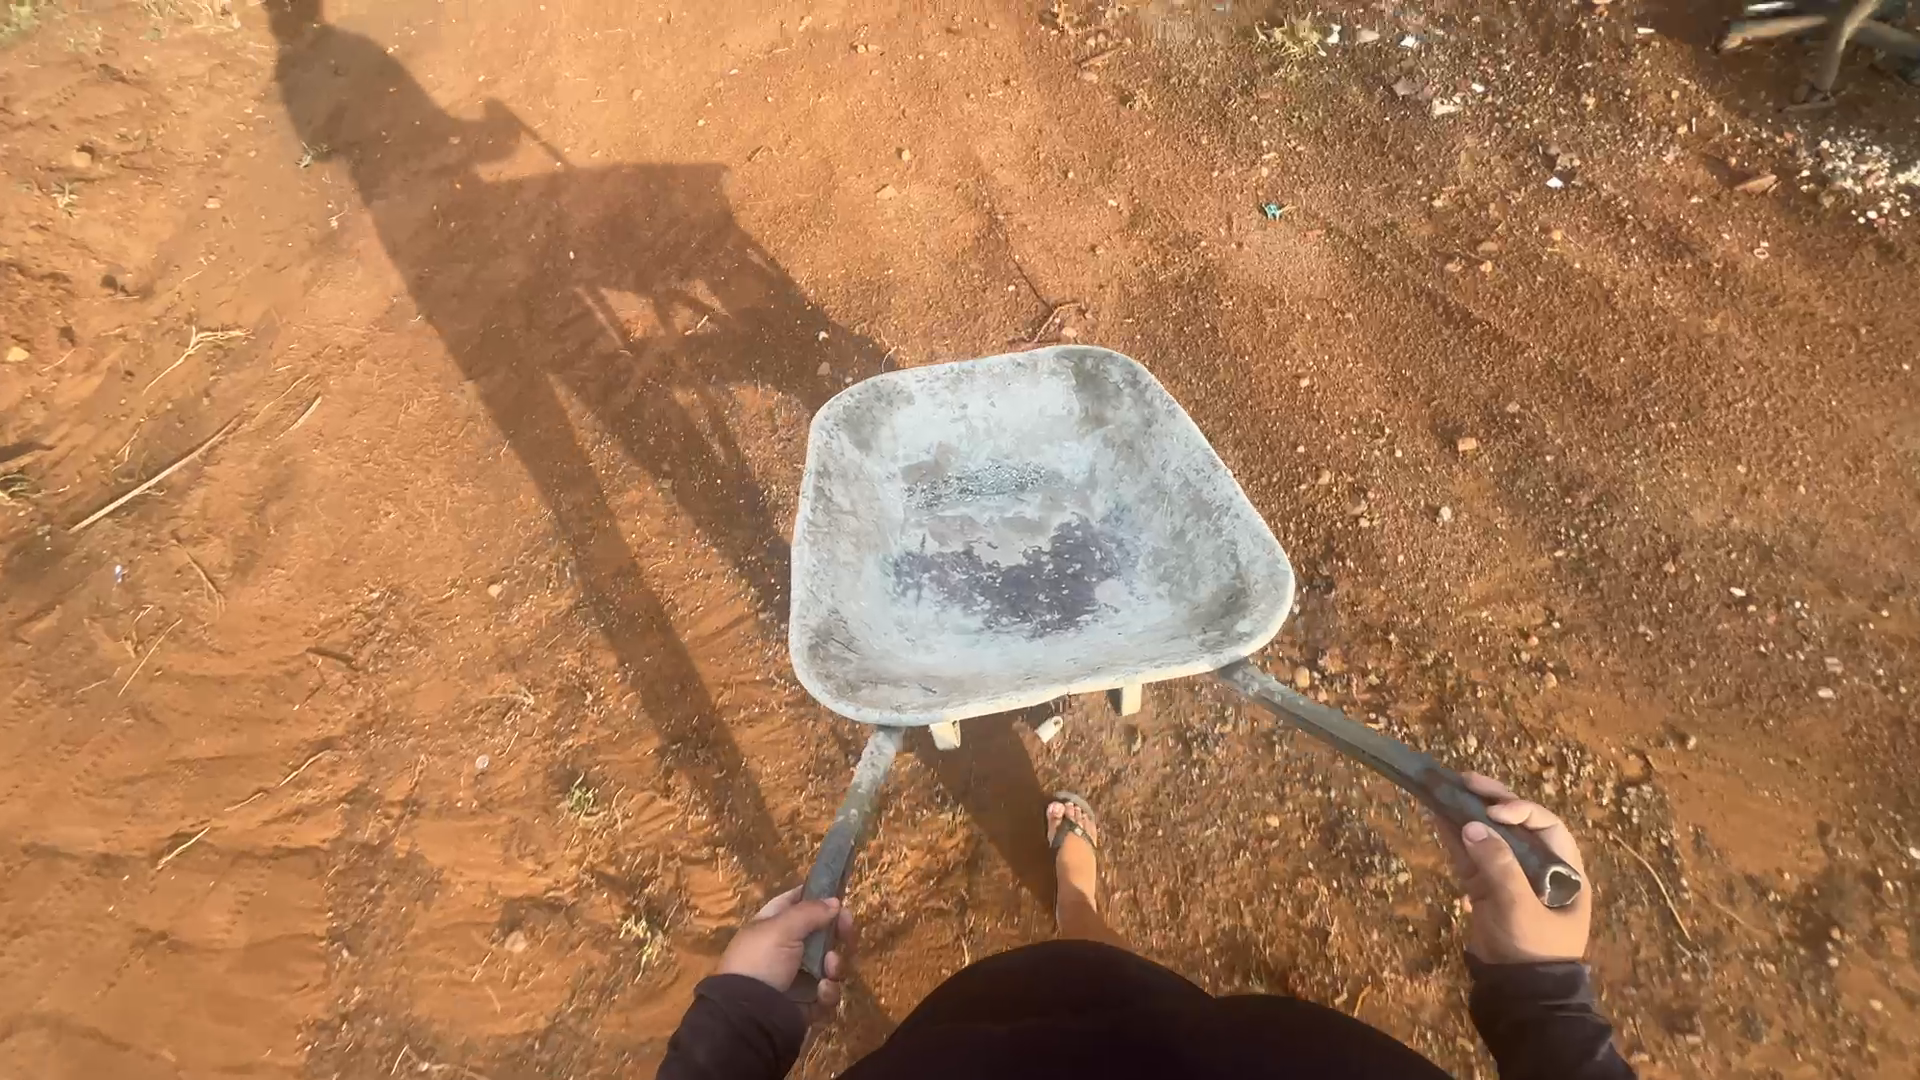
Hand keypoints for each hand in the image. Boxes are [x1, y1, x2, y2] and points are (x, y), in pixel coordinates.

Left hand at [716, 886, 853, 1020]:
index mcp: (770, 926)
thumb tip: (835, 902)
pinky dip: (828, 991)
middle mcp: (784, 949)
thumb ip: (810, 911)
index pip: (794, 902)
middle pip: (819, 932)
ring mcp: (796, 977)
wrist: (749, 1019)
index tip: (837, 897)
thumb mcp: (782, 928)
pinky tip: (822, 990)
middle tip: (847, 930)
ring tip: (830, 968)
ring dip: (834, 963)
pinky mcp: (806, 1002)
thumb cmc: (761, 962)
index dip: (815, 896)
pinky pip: (827, 991)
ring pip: (828, 962)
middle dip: (836, 930)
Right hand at [1432, 773, 1591, 963]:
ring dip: (1465, 809)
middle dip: (1491, 799)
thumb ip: (1500, 866)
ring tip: (1443, 786)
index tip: (1493, 812)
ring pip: (1486, 831)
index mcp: (1564, 871)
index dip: (1521, 811)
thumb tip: (1471, 825)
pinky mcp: (1480, 882)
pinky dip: (1449, 830)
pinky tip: (1432, 811)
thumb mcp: (1521, 908)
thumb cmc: (1534, 947)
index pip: (1547, 826)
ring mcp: (1506, 872)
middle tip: (1465, 780)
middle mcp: (1536, 865)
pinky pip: (1464, 849)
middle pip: (1515, 822)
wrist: (1518, 989)